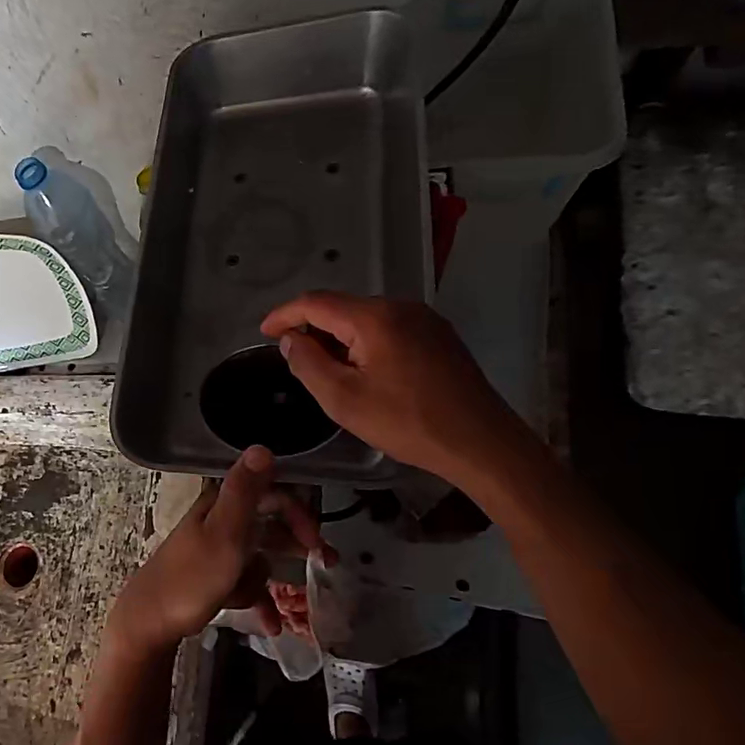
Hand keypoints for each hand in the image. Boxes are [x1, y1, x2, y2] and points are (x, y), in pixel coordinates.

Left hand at [108, 446, 327, 655]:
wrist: (148, 623)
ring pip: (257, 558)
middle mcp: (218, 523)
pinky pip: (243, 586)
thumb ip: (245, 491)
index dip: (298, 513)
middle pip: (266, 525)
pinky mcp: (210, 580)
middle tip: (324, 564)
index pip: (270, 495)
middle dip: (296, 544)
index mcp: (221, 507)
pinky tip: (270, 624)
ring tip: (292, 606)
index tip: (317, 541)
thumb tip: (262, 447)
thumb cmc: (191, 578)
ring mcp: (214, 552)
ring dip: (274, 579)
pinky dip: (258, 602)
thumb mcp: (224, 533)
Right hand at [260, 292, 530, 483]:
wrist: (480, 441)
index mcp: (374, 318)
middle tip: (293, 358)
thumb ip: (308, 364)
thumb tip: (291, 340)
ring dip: (338, 336)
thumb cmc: (407, 423)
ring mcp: (424, 319)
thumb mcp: (344, 400)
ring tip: (325, 368)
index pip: (315, 302)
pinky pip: (388, 328)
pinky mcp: (438, 335)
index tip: (264, 333)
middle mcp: (400, 307)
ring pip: (365, 318)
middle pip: (341, 307)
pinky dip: (364, 341)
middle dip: (311, 328)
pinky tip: (362, 369)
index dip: (284, 315)